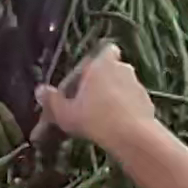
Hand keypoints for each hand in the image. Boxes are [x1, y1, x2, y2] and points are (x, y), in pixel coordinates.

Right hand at [34, 43, 158, 149]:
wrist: (131, 135)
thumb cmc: (93, 118)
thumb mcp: (65, 113)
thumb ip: (52, 101)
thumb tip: (39, 90)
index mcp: (101, 63)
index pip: (103, 52)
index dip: (94, 64)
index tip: (83, 81)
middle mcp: (123, 68)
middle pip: (111, 71)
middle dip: (102, 83)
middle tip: (88, 103)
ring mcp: (137, 85)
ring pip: (122, 88)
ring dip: (113, 99)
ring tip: (100, 120)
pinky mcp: (147, 102)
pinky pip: (131, 103)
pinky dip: (124, 112)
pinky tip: (114, 129)